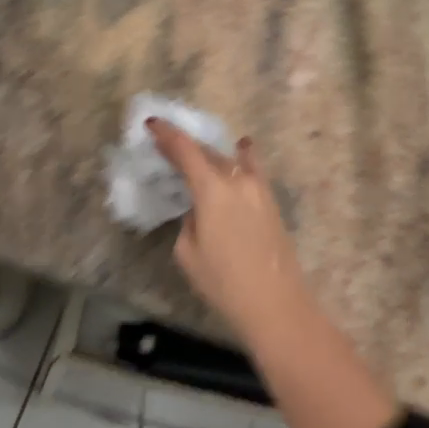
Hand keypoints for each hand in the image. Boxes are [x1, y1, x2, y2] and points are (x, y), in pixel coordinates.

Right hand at [147, 118, 315, 343]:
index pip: (185, 150)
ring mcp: (258, 189)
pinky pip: (252, 169)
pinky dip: (243, 156)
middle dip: (186, 146)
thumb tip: (200, 211)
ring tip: (197, 154)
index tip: (151, 123)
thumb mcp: (188, 253)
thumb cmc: (224, 282)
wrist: (277, 304)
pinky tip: (243, 147)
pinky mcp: (271, 202)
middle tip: (166, 144)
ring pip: (230, 160)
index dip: (167, 134)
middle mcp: (237, 180)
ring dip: (211, 155)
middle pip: (208, 152)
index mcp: (212, 189)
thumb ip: (189, 221)